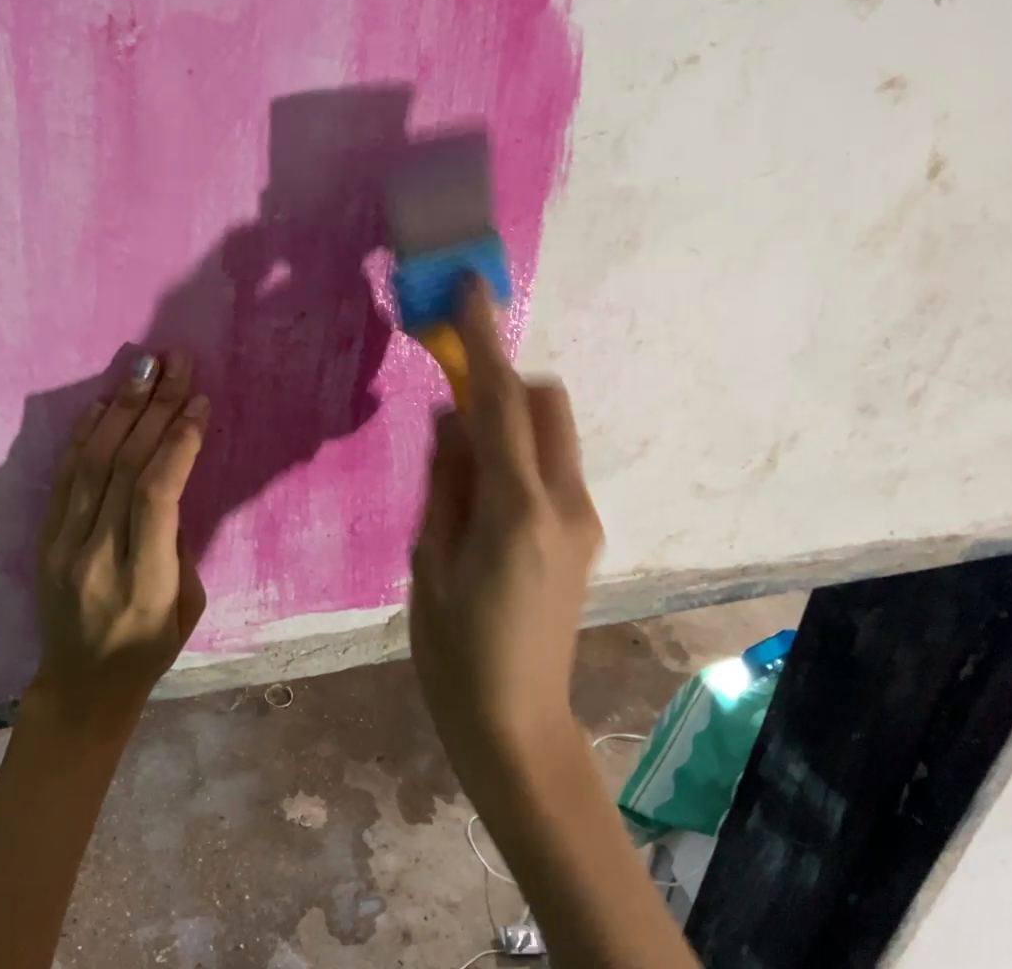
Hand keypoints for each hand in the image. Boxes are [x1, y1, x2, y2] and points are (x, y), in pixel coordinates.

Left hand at [32, 349, 210, 722]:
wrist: (82, 685)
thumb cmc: (150, 650)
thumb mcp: (187, 606)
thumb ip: (179, 543)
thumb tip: (169, 483)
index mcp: (144, 579)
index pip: (156, 494)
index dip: (178, 441)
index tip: (199, 401)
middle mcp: (97, 555)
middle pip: (124, 465)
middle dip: (153, 407)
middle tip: (175, 361)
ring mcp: (63, 545)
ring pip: (91, 462)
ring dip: (120, 408)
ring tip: (144, 366)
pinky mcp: (44, 539)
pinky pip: (63, 477)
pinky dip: (84, 435)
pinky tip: (103, 403)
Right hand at [409, 281, 602, 758]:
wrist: (515, 720)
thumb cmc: (453, 650)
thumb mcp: (428, 561)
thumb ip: (445, 479)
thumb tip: (452, 416)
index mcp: (518, 511)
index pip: (502, 404)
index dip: (482, 342)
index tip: (467, 291)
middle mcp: (566, 503)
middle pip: (547, 403)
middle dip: (503, 385)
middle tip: (451, 414)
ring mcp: (583, 519)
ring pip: (552, 434)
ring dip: (509, 425)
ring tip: (458, 481)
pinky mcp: (583, 534)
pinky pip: (551, 467)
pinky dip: (518, 458)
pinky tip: (482, 507)